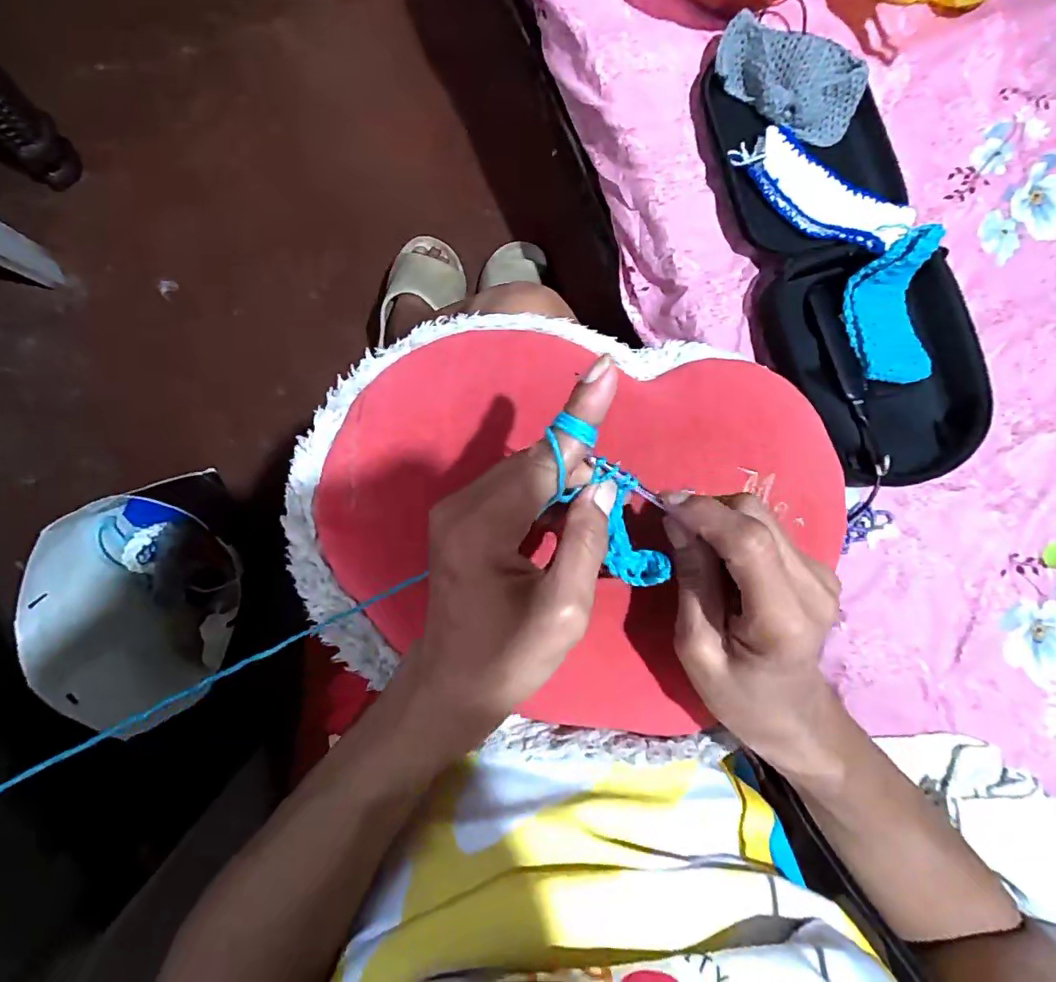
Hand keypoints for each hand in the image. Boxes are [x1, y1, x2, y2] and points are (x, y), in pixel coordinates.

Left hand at [390, 355, 618, 754]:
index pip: (544, 459)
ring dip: (564, 487)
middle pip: (536, 461)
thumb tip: (601, 485)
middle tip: (603, 515)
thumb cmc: (508, 659)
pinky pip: (515, 489)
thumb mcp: (563, 612)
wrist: (450, 686)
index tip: (605, 368)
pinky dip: (546, 498)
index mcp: (482, 527)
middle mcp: (462, 505)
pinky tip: (561, 527)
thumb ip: (584, 542)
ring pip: (527, 473)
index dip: (580, 414)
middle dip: (578, 470)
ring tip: (583, 530)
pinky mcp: (461, 519)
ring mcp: (457, 510)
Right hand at [663, 493, 851, 777]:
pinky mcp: (819, 569)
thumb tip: (677, 520)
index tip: (664, 503)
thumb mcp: (696, 649)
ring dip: (722, 519)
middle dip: (708, 510)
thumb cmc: (740, 697)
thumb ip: (691, 581)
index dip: (704, 512)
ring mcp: (822, 575)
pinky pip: (770, 530)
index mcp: (782, 618)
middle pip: (756, 516)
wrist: (797, 717)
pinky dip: (737, 532)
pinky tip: (723, 561)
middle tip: (673, 525)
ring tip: (696, 544)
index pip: (748, 541)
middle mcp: (813, 586)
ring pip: (763, 516)